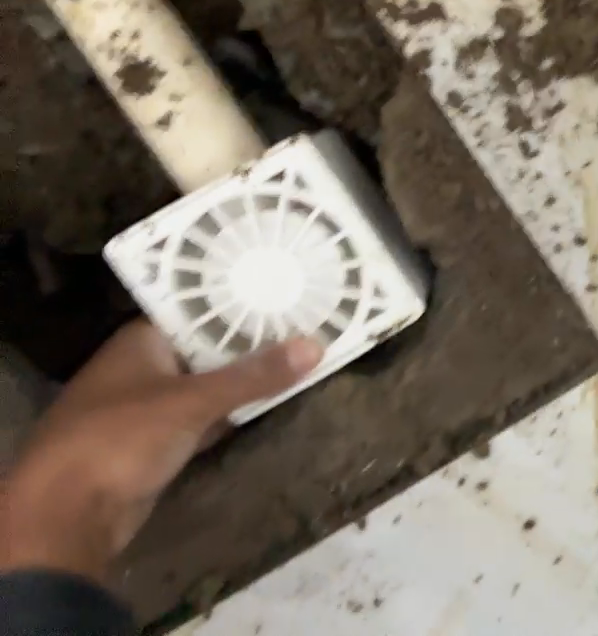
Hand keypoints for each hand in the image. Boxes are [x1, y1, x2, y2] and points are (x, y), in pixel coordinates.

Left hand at [0, 323, 318, 582]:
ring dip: (248, 375)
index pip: (193, 311)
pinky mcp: (154, 442)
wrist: (63, 523)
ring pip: (208, 381)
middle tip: (308, 320)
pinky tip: (273, 396)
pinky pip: (206, 413)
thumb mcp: (194, 402)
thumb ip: (256, 374)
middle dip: (253, 339)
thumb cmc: (118, 442)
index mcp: (134, 349)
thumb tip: (318, 344)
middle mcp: (138, 372)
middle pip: (206, 347)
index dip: (236, 302)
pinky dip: (236, 406)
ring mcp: (144, 410)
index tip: (284, 291)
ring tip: (302, 353)